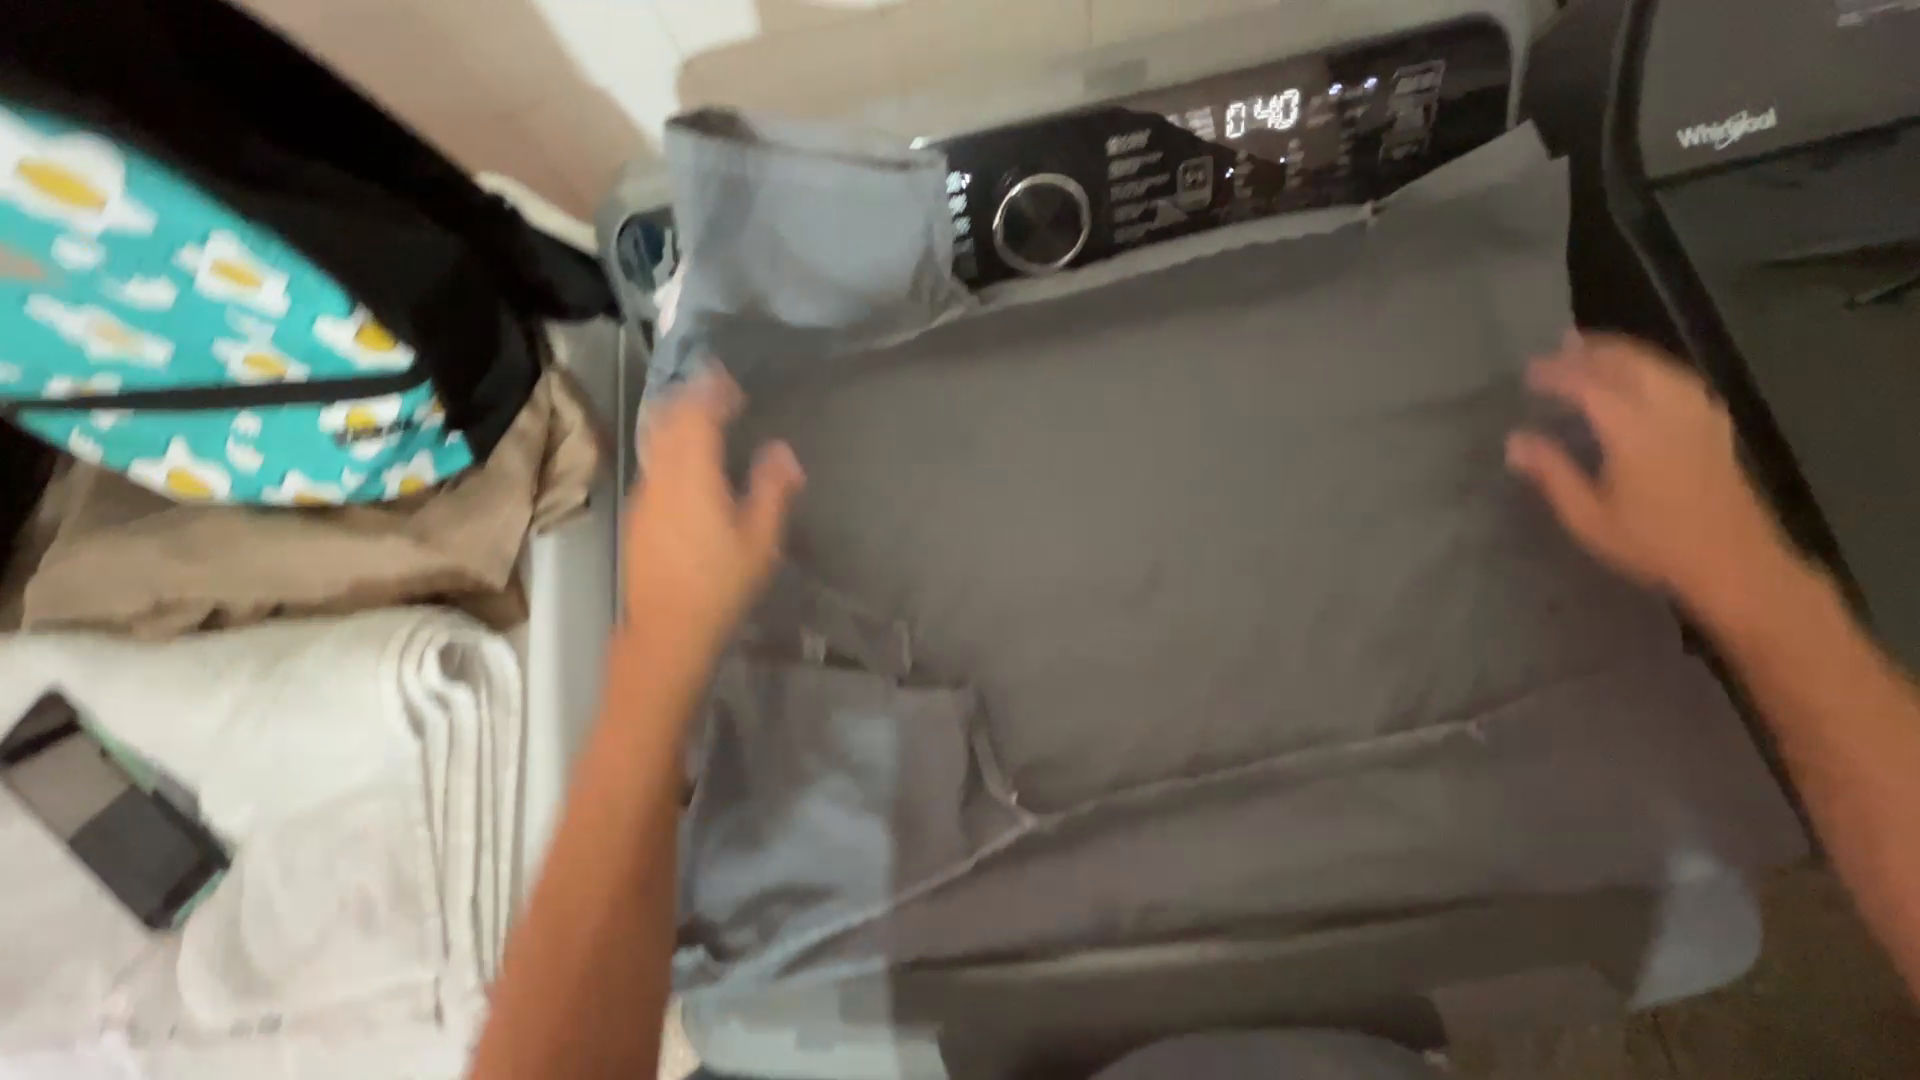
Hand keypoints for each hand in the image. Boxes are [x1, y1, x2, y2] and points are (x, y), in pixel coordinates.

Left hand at [622, 370, 805, 658]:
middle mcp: (661, 478)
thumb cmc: (721, 585)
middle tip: (714, 388)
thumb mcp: (761, 540)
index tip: (728, 379)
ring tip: (700, 417)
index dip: (711, 391)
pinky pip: (653, 464)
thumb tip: (783, 451)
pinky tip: (685, 465)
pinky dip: (669, 448)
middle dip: (690, 398)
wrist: (667, 630)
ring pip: (656, 442)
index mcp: (693, 477)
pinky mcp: (637, 516)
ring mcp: (644, 497)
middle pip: (668, 421)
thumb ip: (773, 489)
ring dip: (676, 421)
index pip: (697, 416)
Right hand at [1506, 332, 1794, 611]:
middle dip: (1594, 352)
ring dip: (1625, 355)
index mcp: (1634, 432)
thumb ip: (1552, 473)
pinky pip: (1680, 381)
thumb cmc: (1651, 544)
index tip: (1529, 371)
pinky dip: (1653, 369)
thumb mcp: (1587, 516)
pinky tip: (1643, 378)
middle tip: (1559, 347)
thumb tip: (1516, 440)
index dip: (1559, 374)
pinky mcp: (1715, 427)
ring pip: (1661, 367)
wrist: (1734, 563)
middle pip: (1631, 364)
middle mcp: (1670, 413)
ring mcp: (1699, 417)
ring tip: (1596, 353)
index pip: (1591, 386)